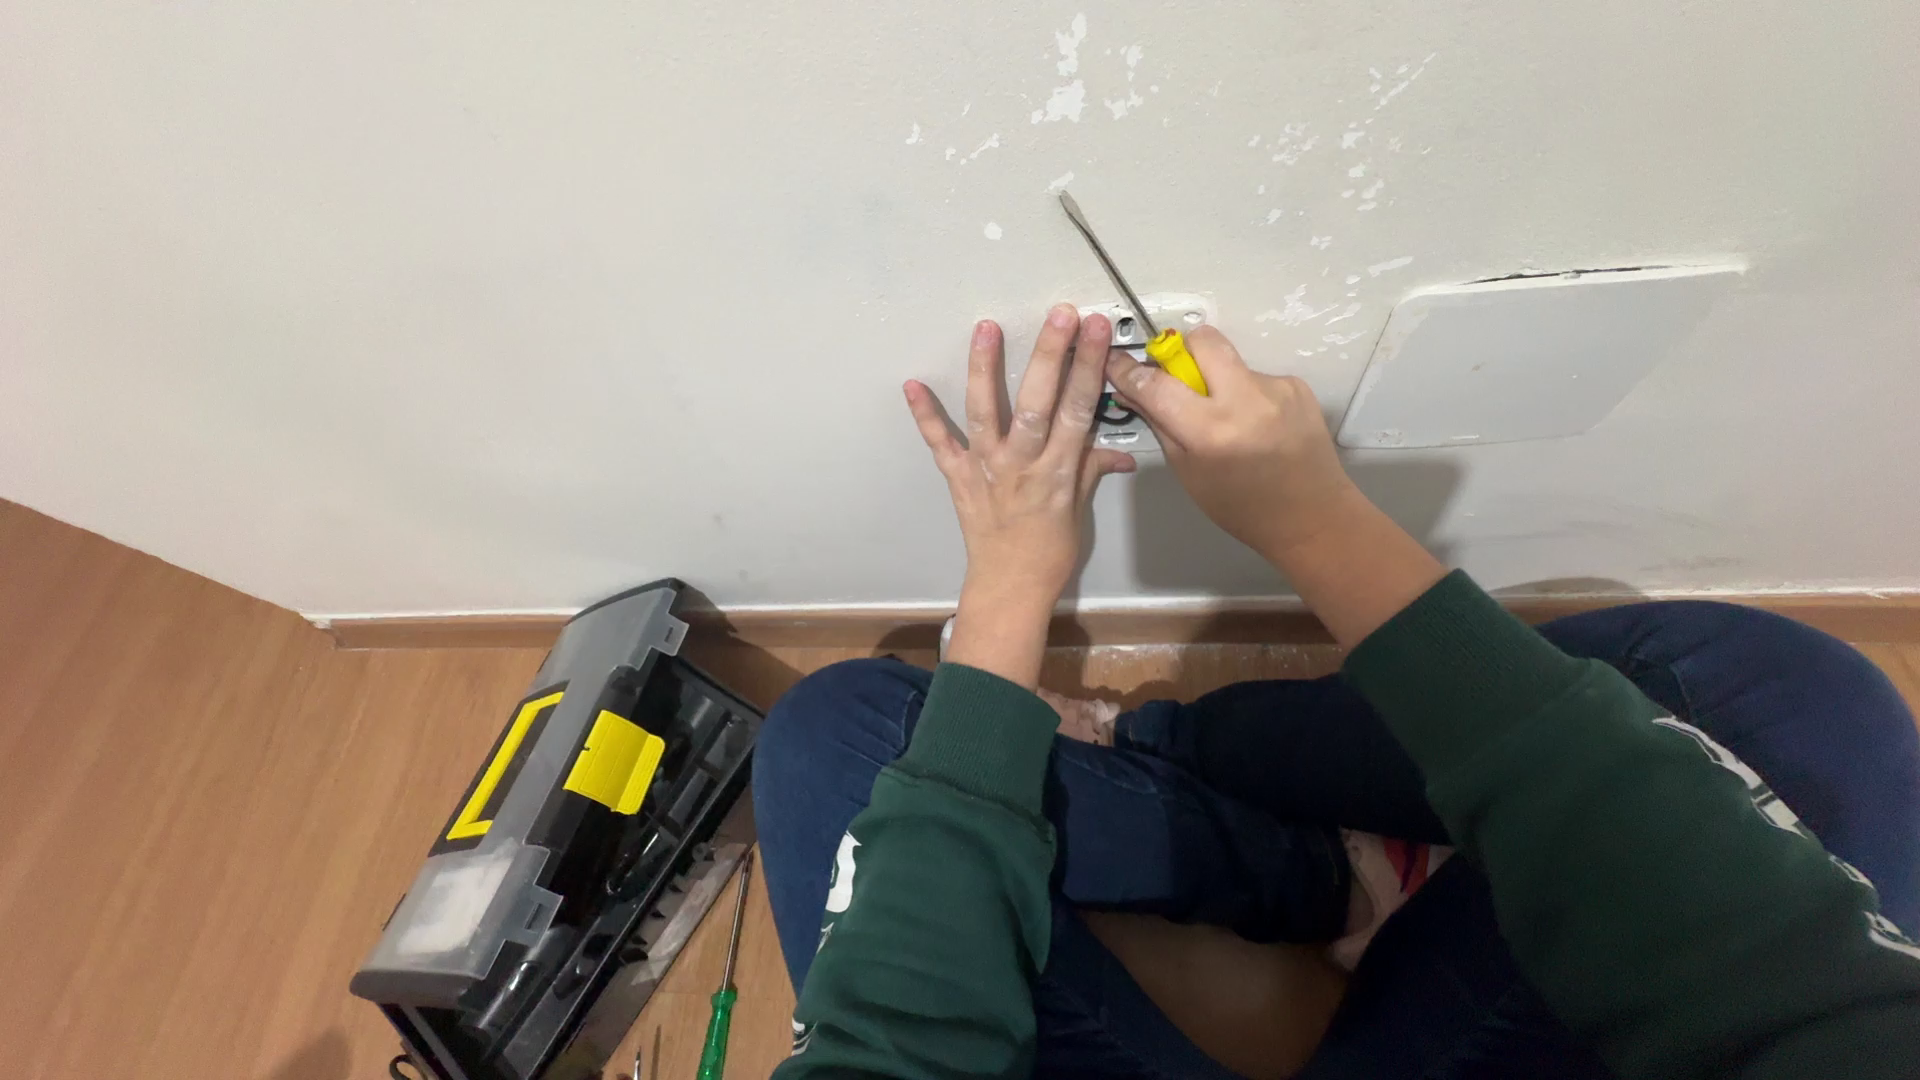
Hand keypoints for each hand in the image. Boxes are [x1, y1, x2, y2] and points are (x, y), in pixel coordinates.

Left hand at [905, 305, 1135, 685]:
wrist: (1009, 586)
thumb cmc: (1050, 552)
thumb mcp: (1079, 511)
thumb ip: (1091, 472)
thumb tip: (1119, 454)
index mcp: (1058, 470)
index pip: (1079, 409)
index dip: (1090, 367)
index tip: (1098, 329)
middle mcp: (1022, 463)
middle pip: (1038, 401)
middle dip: (1050, 354)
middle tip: (1061, 313)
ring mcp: (986, 468)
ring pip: (986, 412)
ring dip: (985, 369)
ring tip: (986, 326)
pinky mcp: (958, 477)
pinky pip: (940, 444)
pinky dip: (925, 416)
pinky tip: (911, 384)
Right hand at [1103, 325, 1358, 561]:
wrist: (1311, 516)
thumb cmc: (1239, 506)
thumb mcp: (1188, 472)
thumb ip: (1161, 424)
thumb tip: (1133, 390)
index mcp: (1211, 431)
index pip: (1156, 385)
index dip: (1128, 370)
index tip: (1115, 361)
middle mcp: (1245, 400)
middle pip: (1201, 340)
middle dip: (1181, 351)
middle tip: (1179, 378)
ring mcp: (1276, 388)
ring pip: (1229, 360)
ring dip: (1216, 377)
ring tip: (1225, 416)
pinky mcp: (1296, 385)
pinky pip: (1254, 376)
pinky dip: (1244, 393)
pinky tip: (1254, 424)